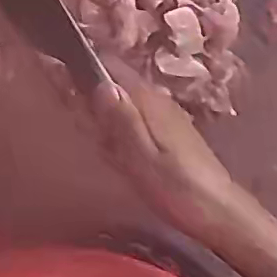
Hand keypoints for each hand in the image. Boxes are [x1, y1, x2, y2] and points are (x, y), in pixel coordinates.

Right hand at [88, 54, 258, 242]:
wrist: (222, 214)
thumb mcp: (142, 156)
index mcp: (146, 99)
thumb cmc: (178, 189)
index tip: (54, 70)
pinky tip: (112, 150)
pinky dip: (112, 128)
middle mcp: (153, 98)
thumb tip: (97, 82)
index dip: (79, 62)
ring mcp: (161, 113)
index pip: (107, 63)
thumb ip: (121, 118)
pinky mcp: (165, 130)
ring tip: (94, 138)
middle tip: (74, 116)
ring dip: (97, 113)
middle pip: (109, 81)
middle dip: (84, 93)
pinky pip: (129, 116)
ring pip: (117, 99)